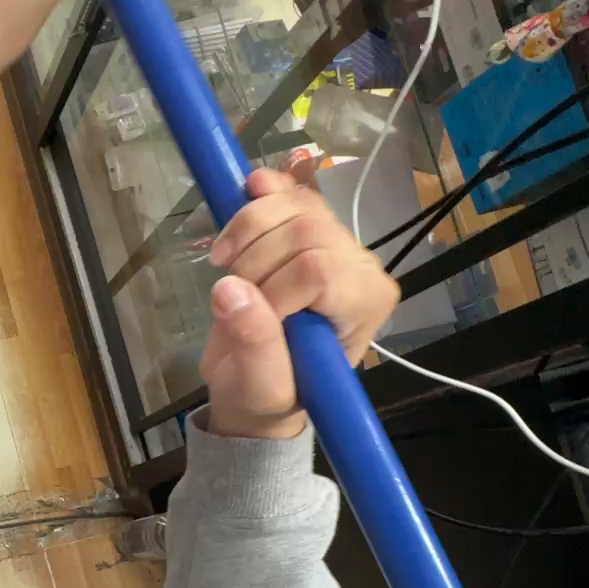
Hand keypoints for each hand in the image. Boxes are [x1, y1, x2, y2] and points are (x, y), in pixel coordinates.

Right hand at [200, 165, 398, 439]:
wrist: (258, 389)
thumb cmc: (267, 395)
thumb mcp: (259, 388)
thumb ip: (253, 344)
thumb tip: (227, 290)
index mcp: (362, 306)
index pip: (316, 269)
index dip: (268, 289)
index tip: (243, 319)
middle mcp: (361, 268)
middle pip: (306, 230)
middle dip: (252, 259)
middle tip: (228, 295)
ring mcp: (338, 246)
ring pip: (295, 206)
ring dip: (246, 229)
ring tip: (226, 264)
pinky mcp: (311, 234)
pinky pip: (292, 194)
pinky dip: (263, 192)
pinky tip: (246, 192)